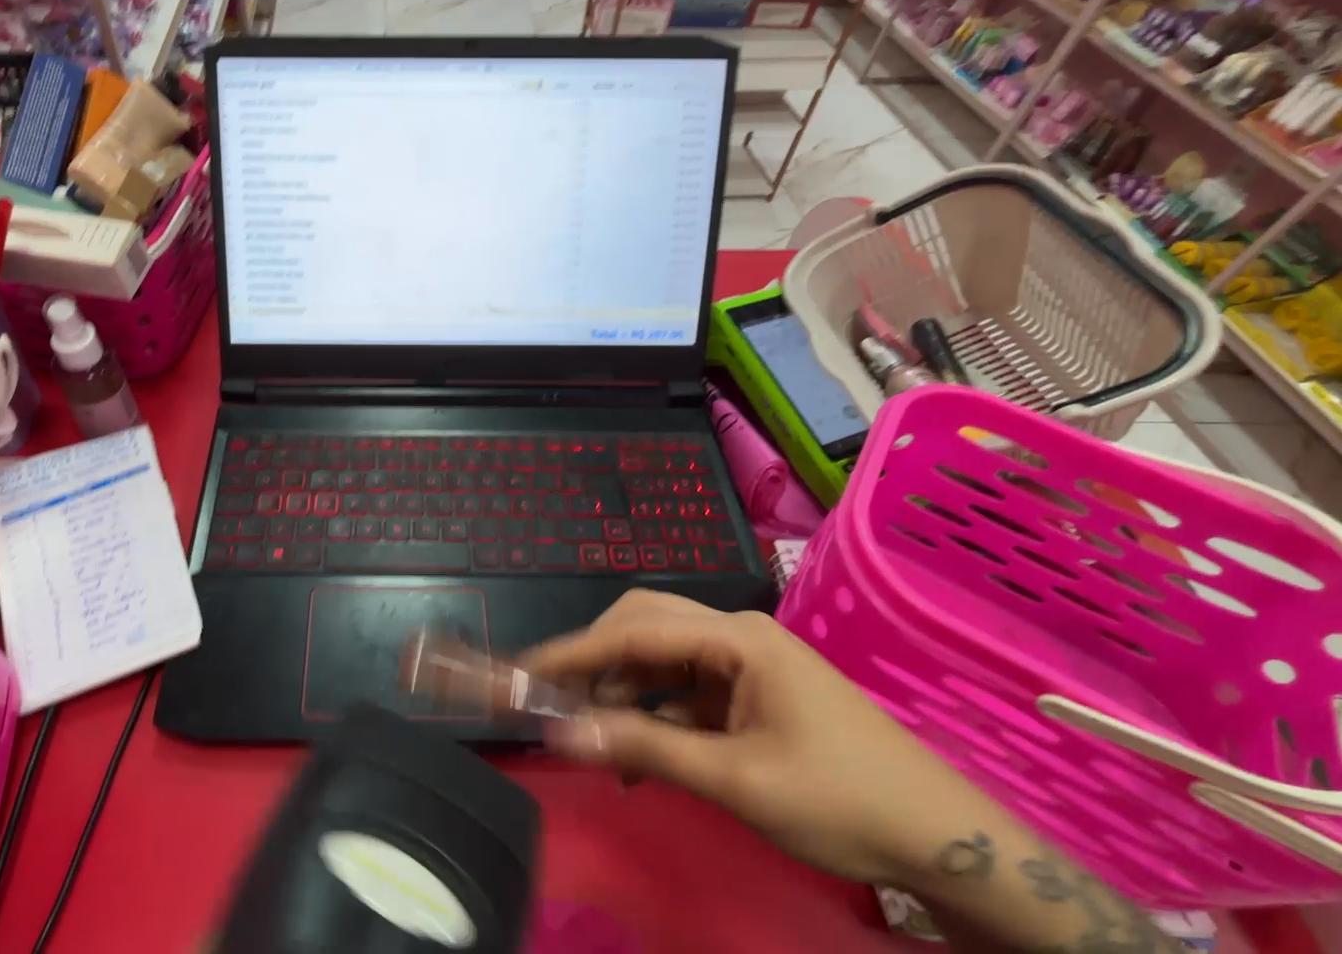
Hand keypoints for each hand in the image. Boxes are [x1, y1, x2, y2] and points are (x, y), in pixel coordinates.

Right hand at [523, 590, 995, 888]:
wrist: (940, 838)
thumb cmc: (839, 800)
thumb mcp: (734, 779)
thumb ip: (643, 747)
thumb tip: (561, 734)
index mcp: (736, 639)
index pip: (632, 630)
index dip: (573, 652)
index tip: (523, 674)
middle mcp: (737, 636)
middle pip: (645, 627)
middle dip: (596, 662)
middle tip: (557, 704)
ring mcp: (748, 664)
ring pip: (663, 660)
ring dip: (625, 693)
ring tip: (597, 741)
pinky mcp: (755, 693)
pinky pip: (688, 690)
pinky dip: (656, 715)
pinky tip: (641, 755)